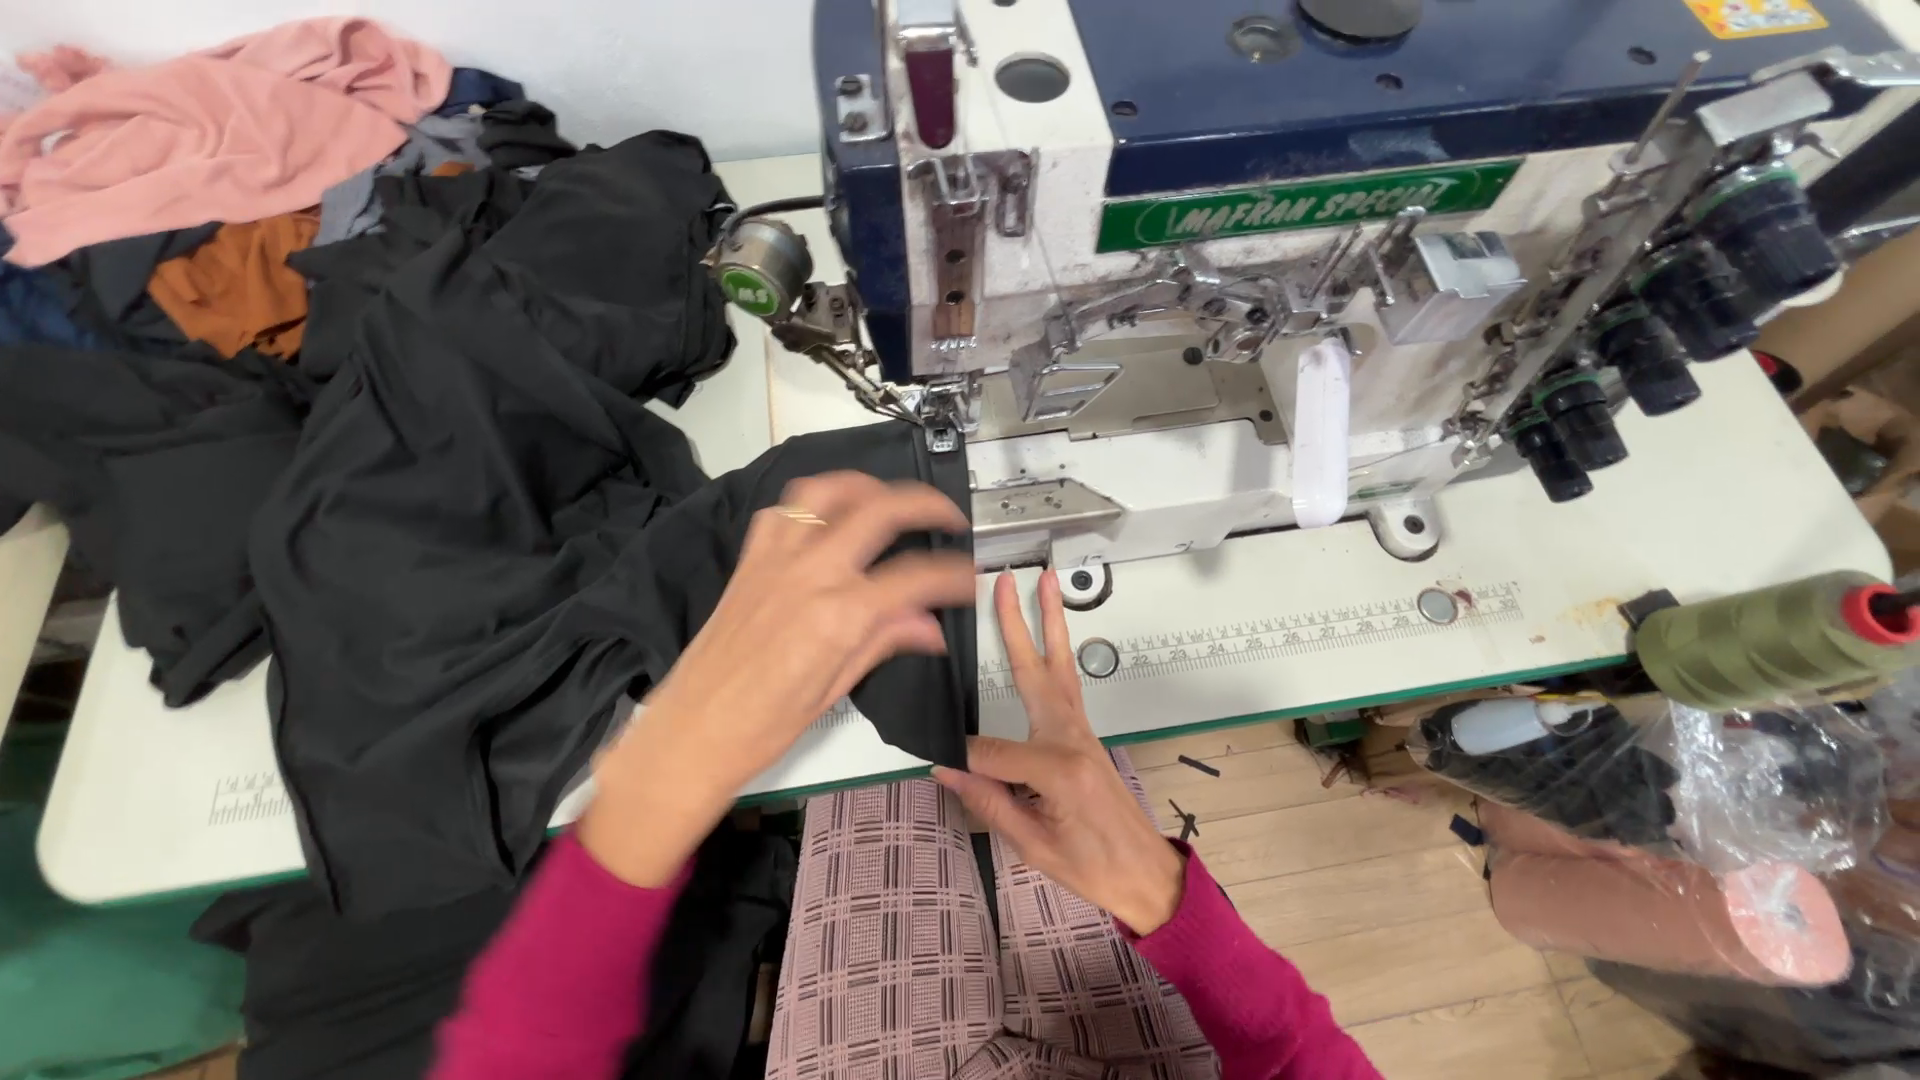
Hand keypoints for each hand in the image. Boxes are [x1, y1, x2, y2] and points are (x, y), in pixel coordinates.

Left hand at [581, 471, 974, 886]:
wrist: (691, 732)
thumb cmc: (764, 726)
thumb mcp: (836, 688)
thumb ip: (884, 642)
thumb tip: (931, 627)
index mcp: (840, 616)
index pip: (915, 578)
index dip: (953, 574)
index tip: (969, 577)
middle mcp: (810, 574)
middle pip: (879, 511)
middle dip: (925, 504)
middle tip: (948, 517)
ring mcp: (775, 561)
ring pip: (825, 492)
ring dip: (866, 486)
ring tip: (888, 498)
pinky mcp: (749, 562)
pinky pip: (782, 511)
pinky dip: (812, 503)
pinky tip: (828, 519)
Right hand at [934, 570, 1186, 933]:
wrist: (1144, 873)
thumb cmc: (1092, 867)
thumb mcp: (1033, 845)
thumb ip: (989, 801)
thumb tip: (945, 767)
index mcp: (1058, 769)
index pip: (992, 752)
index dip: (964, 760)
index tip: (939, 763)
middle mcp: (1072, 738)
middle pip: (1038, 672)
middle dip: (1020, 624)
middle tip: (1007, 581)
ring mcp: (1082, 731)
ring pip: (1059, 667)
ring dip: (1049, 622)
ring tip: (1044, 584)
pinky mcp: (1085, 734)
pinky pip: (1067, 685)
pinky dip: (1056, 654)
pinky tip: (1049, 639)